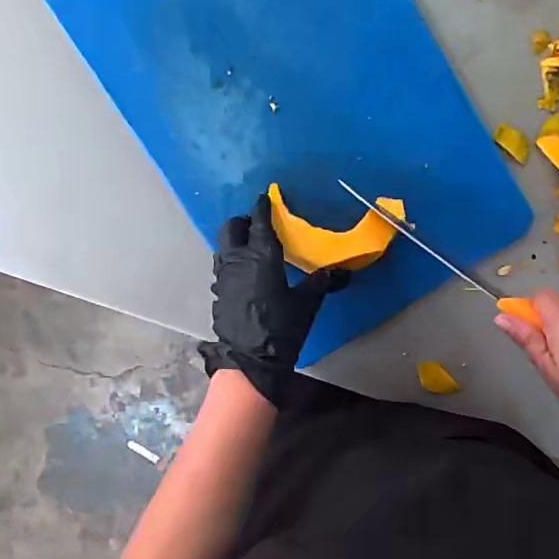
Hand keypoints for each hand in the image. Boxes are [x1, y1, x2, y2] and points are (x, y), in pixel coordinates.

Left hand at [197, 194, 348, 407]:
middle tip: (258, 225)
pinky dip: (232, 264)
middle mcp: (236, 260)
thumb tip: (341, 271)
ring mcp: (222, 277)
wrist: (251, 360)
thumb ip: (320, 283)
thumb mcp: (306, 304)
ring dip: (235, 242)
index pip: (259, 221)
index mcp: (260, 256)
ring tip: (251, 248)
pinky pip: (222, 268)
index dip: (262, 207)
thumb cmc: (282, 328)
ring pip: (223, 248)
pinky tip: (244, 276)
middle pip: (232, 228)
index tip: (266, 197)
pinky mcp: (217, 293)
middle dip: (243, 221)